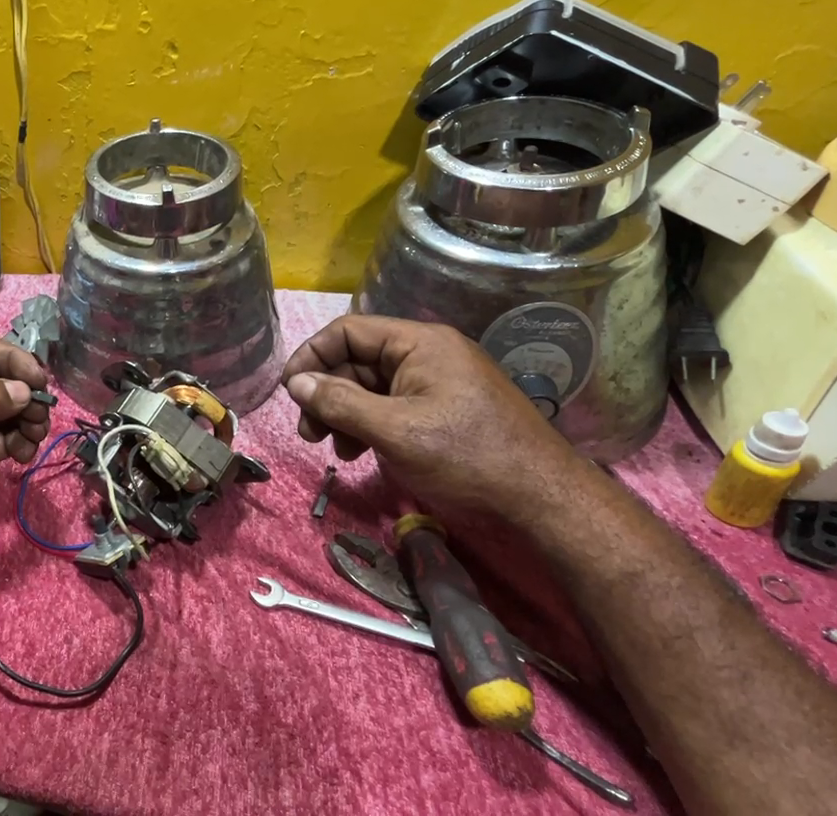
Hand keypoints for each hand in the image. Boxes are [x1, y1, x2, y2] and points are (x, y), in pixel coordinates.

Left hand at [0, 339, 49, 539]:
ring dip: (30, 418)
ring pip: (13, 409)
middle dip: (28, 393)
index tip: (38, 380)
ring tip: (34, 436)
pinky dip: (24, 442)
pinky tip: (23, 454)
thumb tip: (25, 390)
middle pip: (6, 380)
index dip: (15, 361)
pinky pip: (11, 437)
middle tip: (39, 415)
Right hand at [280, 314, 581, 516]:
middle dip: (327, 394)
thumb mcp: (394, 430)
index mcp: (421, 344)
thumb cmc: (467, 458)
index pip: (348, 331)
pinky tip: (362, 453)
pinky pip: (394, 406)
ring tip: (335, 450)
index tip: (291, 392)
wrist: (546, 504)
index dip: (312, 357)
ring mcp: (440, 383)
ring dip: (345, 414)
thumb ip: (340, 403)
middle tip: (309, 433)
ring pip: (373, 387)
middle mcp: (430, 355)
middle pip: (358, 360)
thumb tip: (296, 383)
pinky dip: (370, 426)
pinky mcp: (447, 411)